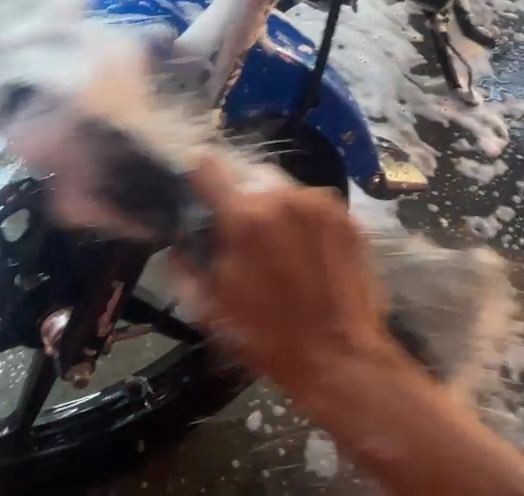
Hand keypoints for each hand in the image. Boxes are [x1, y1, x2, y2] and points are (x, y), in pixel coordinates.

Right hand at [169, 157, 399, 396]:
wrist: (341, 358)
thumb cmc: (269, 338)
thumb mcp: (211, 309)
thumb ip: (185, 266)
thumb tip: (178, 244)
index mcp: (243, 216)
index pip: (207, 165)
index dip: (197, 173)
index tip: (197, 186)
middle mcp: (281, 197)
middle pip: (246, 174)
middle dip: (238, 196)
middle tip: (238, 229)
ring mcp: (318, 203)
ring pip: (281, 187)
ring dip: (271, 206)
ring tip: (276, 243)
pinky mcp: (345, 215)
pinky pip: (311, 203)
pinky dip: (301, 218)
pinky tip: (305, 250)